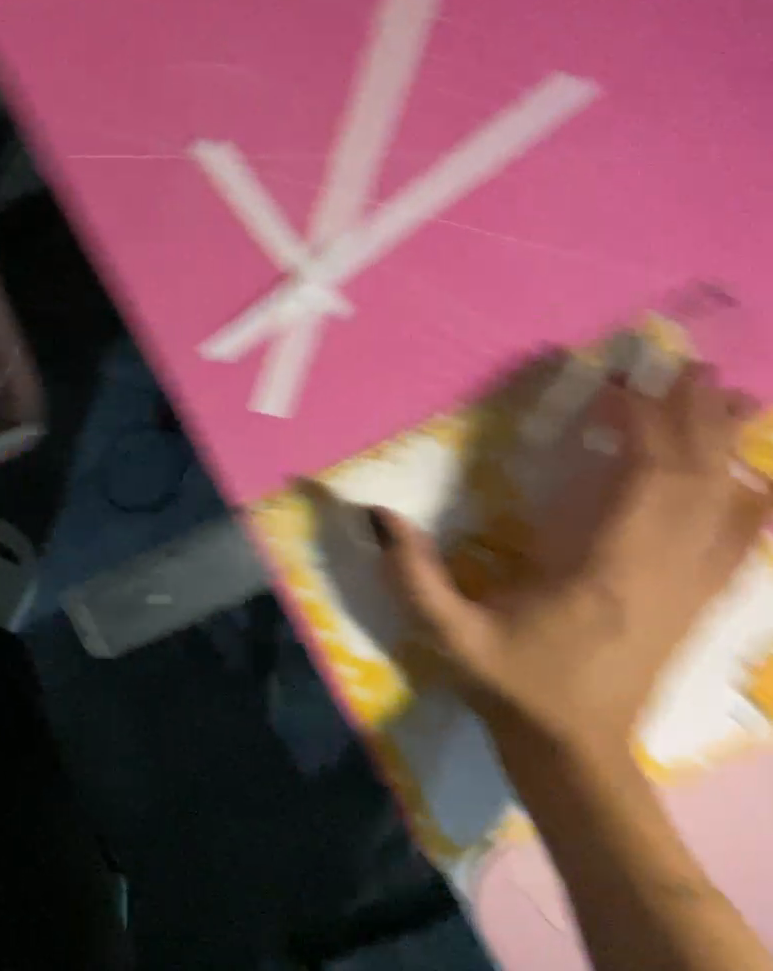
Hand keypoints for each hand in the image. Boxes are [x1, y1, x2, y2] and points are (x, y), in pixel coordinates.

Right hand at [373, 363, 770, 760]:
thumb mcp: (447, 634)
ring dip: (727, 447)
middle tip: (686, 365)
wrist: (575, 748)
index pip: (642, 484)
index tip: (620, 383)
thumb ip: (412, 575)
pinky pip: (740, 543)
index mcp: (606, 573)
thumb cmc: (510, 685)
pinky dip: (749, 501)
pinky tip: (751, 478)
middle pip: (697, 481)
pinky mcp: (697, 603)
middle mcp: (664, 572)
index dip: (639, 427)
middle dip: (692, 419)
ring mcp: (690, 589)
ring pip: (728, 504)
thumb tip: (377, 514)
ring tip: (727, 395)